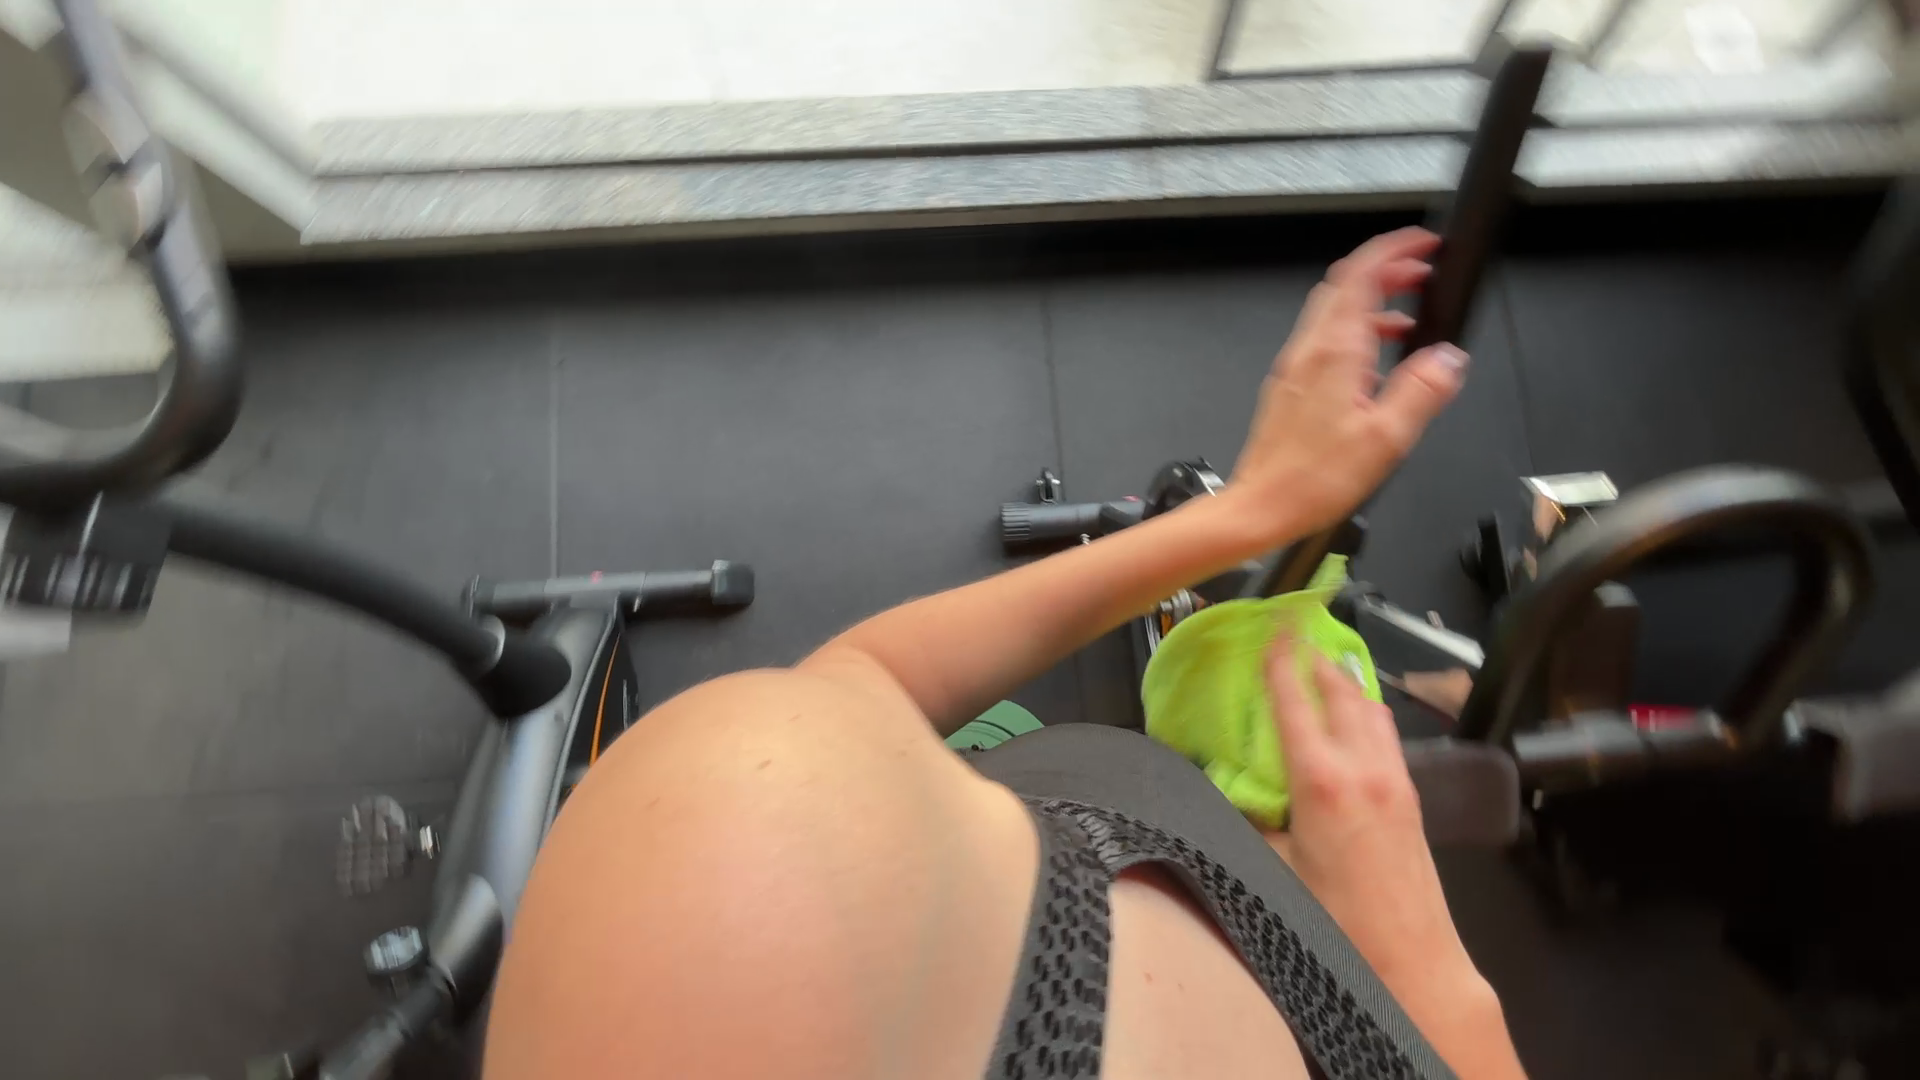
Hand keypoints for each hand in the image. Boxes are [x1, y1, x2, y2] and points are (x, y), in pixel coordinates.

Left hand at [1227, 227, 1468, 539]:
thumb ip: (1422, 391)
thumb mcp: (1386, 438)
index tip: (1424, 243)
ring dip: (1370, 304)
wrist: (1260, 506)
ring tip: (1406, 318)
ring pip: (1330, 314)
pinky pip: (1321, 345)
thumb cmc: (1310, 480)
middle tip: (1421, 274)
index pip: (1360, 275)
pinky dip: (1352, 335)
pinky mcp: (1287, 390)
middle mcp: (1307, 355)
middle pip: (1342, 287)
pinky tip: (1372, 363)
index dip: (1393, 249)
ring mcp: (1292, 371)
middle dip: (1384, 270)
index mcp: (1333, 354)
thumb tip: (1448, 359)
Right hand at [1264, 640, 1508, 1065]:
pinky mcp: (1410, 795)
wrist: (1414, 961)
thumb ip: (1248, 819)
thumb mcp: (1272, 867)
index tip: (1273, 629)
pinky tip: (1350, 719)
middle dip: (1316, 659)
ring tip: (1321, 669)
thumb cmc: (1335, 918)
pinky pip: (1385, 733)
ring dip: (1343, 681)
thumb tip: (1228, 790)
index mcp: (1320, 778)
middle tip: (1294, 639)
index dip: (1281, 660)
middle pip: (1341, 691)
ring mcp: (1394, 778)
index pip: (1295, 699)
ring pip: (1371, 708)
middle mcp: (1363, 766)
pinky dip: (1363, 710)